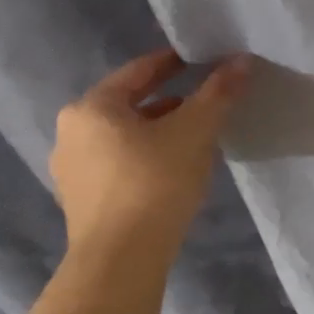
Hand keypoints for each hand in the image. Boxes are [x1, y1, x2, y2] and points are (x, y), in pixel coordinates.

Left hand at [50, 48, 250, 259]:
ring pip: (125, 131)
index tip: (210, 59)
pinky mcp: (83, 193)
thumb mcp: (196, 129)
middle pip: (130, 100)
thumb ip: (219, 91)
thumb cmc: (155, 180)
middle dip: (171, 95)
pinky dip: (148, 150)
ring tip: (199, 130)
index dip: (178, 61)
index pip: (141, 70)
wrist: (121, 255)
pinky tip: (176, 161)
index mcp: (92, 108)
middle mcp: (72, 130)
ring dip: (161, 125)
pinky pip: (120, 157)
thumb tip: (241, 60)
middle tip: (210, 93)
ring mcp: (72, 165)